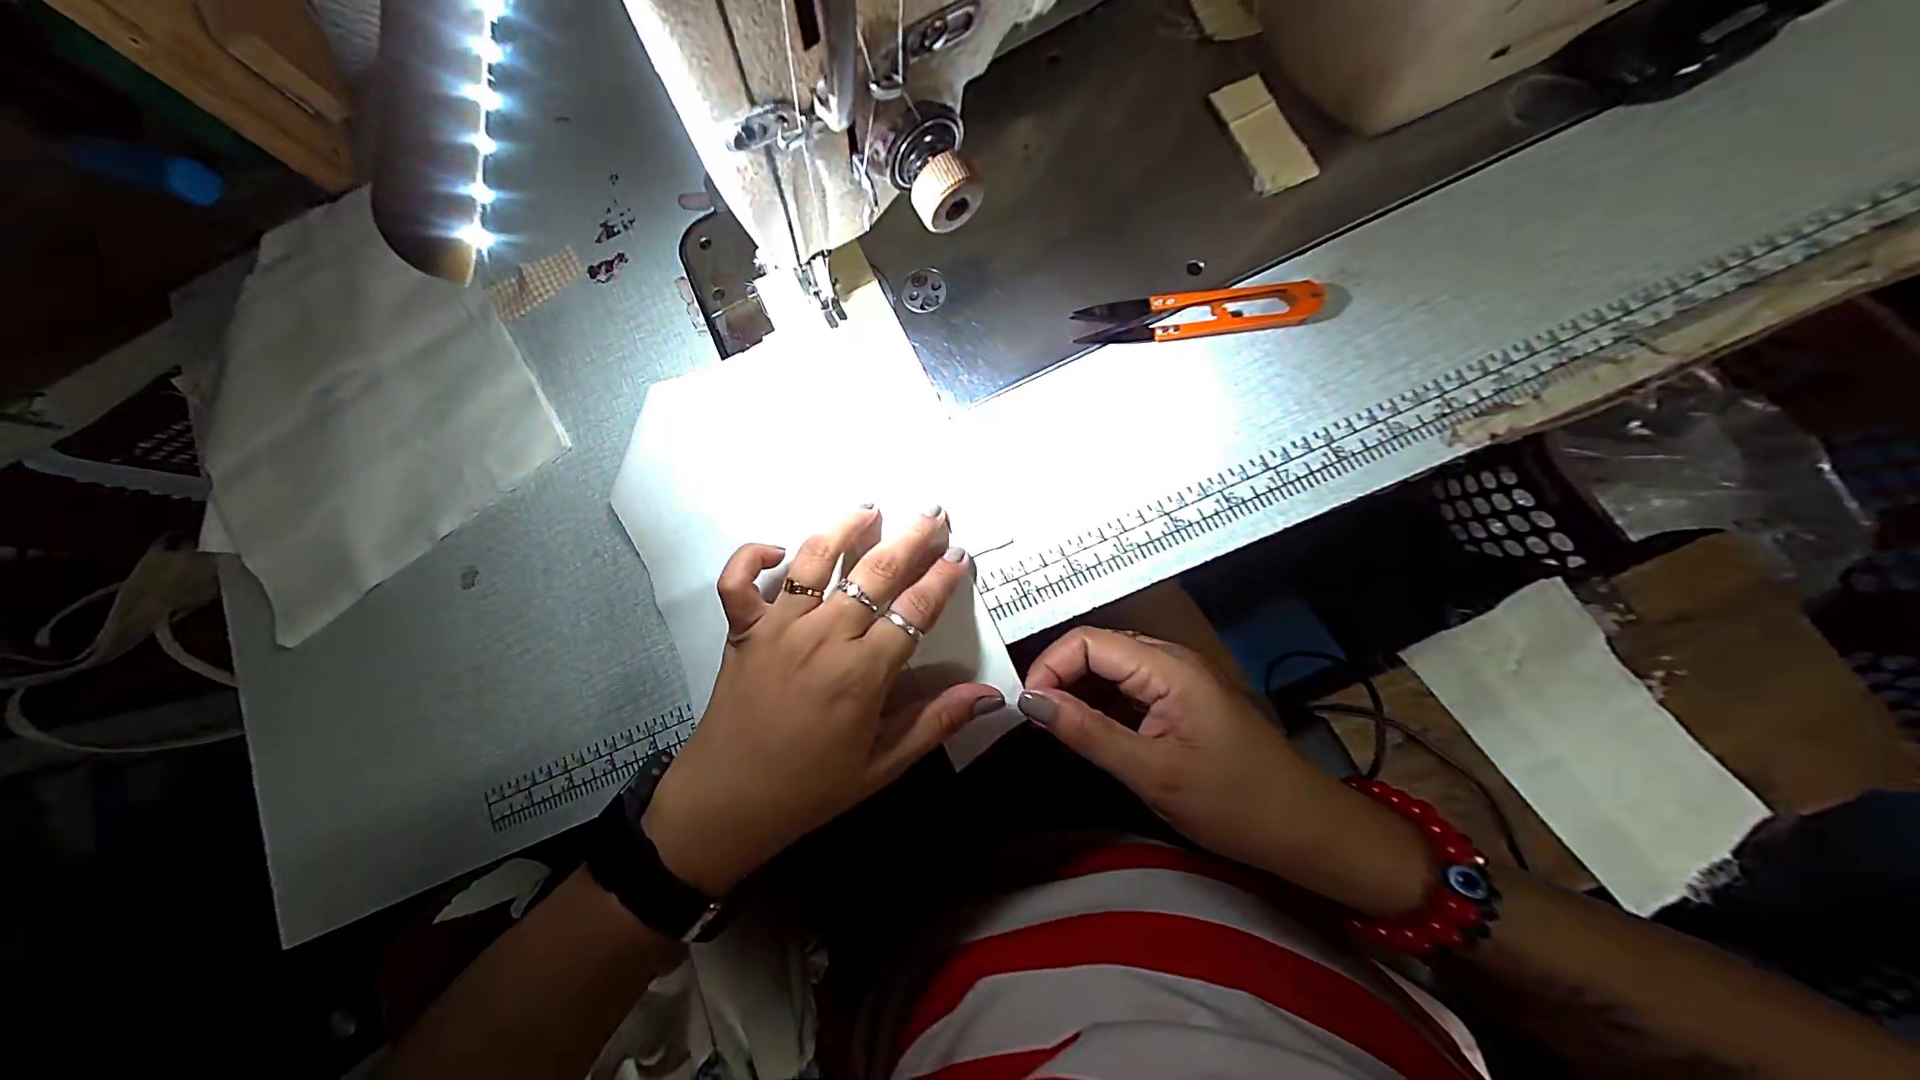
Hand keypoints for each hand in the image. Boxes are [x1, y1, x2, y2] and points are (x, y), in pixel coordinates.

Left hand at [642, 506, 1002, 896]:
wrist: (728, 801)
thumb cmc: (811, 787)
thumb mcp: (883, 766)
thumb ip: (936, 722)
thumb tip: (990, 695)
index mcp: (862, 674)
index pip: (914, 611)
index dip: (941, 579)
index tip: (959, 554)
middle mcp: (823, 639)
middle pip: (875, 573)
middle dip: (910, 539)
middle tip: (933, 513)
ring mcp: (778, 629)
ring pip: (815, 562)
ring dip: (845, 529)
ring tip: (870, 508)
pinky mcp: (742, 630)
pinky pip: (737, 581)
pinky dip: (751, 556)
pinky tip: (778, 548)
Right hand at [1020, 627, 1433, 916]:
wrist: (1302, 828)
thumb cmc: (1233, 802)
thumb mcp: (1150, 771)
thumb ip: (1087, 732)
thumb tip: (1032, 702)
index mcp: (1167, 667)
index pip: (1087, 641)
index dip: (1050, 666)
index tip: (1030, 708)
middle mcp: (1171, 660)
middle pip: (1097, 649)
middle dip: (1060, 677)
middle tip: (1039, 721)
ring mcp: (1179, 678)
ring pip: (1111, 668)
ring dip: (1080, 691)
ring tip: (1061, 729)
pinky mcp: (1181, 698)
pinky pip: (1129, 688)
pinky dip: (1103, 705)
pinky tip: (1093, 733)